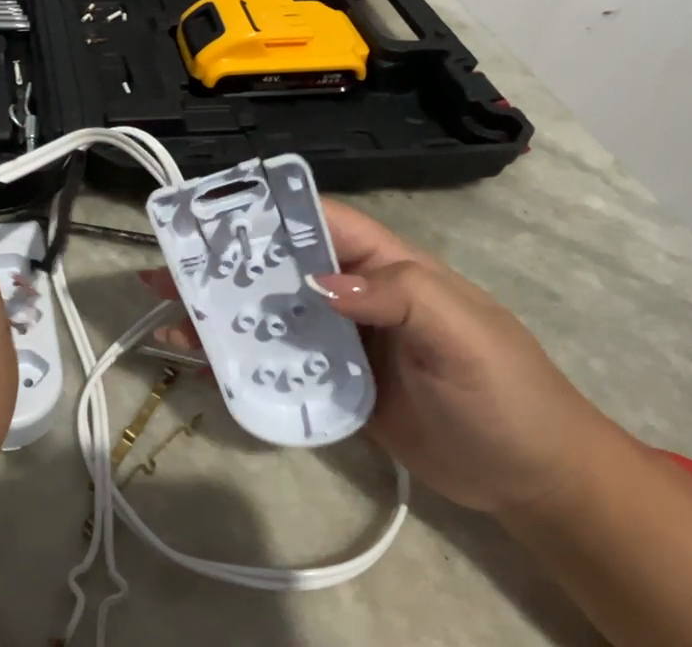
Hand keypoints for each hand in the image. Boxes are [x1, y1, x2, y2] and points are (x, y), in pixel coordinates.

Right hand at [143, 201, 627, 514]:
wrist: (528, 478)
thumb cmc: (504, 392)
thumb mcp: (463, 334)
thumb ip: (397, 295)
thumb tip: (318, 282)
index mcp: (385, 266)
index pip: (317, 223)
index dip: (265, 212)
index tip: (208, 213)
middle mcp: (353, 296)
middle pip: (277, 269)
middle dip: (222, 264)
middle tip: (163, 266)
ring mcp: (339, 343)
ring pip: (268, 316)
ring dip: (216, 312)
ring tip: (162, 310)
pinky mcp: (332, 386)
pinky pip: (275, 365)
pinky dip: (234, 361)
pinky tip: (194, 362)